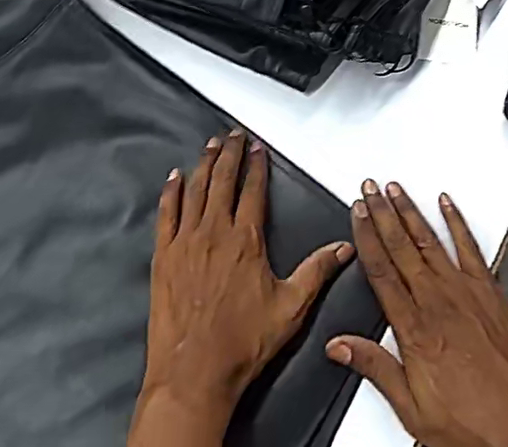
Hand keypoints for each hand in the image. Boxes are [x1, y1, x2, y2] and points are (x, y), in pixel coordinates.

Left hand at [130, 131, 353, 446]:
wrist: (195, 373)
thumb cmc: (240, 344)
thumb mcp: (291, 307)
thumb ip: (317, 271)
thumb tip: (342, 249)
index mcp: (246, 240)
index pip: (253, 189)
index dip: (256, 165)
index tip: (257, 149)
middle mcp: (215, 233)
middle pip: (223, 179)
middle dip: (230, 152)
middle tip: (233, 135)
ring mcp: (187, 242)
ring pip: (196, 189)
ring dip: (204, 163)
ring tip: (210, 145)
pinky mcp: (164, 256)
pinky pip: (167, 213)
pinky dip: (171, 192)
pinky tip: (174, 178)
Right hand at [325, 181, 507, 446]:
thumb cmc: (475, 422)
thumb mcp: (414, 410)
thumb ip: (375, 369)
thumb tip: (339, 346)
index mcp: (414, 328)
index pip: (380, 269)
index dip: (366, 236)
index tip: (357, 212)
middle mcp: (436, 300)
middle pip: (400, 246)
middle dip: (381, 212)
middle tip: (369, 188)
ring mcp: (463, 290)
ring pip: (428, 240)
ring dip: (409, 211)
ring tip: (395, 189)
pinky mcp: (488, 288)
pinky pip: (468, 246)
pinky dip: (456, 221)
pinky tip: (445, 202)